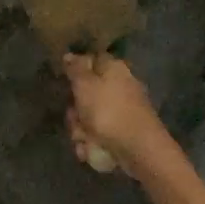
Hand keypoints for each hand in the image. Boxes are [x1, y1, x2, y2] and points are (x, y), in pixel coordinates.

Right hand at [63, 54, 177, 173]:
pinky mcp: (122, 132)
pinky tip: (91, 149)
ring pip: (88, 116)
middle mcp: (119, 86)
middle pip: (86, 93)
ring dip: (80, 129)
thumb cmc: (108, 111)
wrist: (139, 149)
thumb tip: (69, 55)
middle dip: (75, 109)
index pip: (91, 60)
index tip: (65, 82)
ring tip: (84, 138)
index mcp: (113, 69)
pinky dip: (92, 142)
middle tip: (75, 116)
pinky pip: (98, 134)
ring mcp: (121, 111)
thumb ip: (75, 69)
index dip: (75, 70)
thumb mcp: (85, 85)